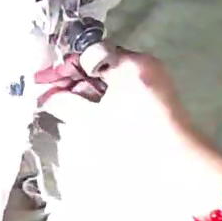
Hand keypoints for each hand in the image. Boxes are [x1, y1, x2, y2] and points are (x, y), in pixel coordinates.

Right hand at [40, 46, 221, 220]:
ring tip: (65, 105)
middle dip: (74, 79)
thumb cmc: (134, 139)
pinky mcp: (158, 99)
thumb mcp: (95, 120)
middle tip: (49, 94)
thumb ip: (67, 103)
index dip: (64, 68)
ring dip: (88, 90)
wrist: (178, 166)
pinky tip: (89, 111)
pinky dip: (106, 97)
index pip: (89, 54)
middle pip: (100, 64)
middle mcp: (144, 64)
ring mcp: (154, 80)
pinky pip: (125, 90)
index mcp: (130, 62)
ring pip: (112, 78)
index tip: (43, 81)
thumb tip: (47, 96)